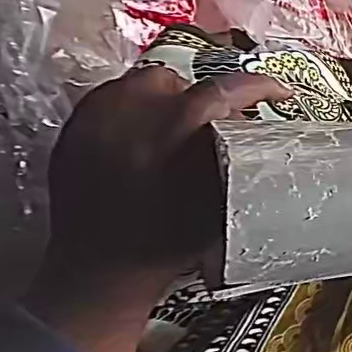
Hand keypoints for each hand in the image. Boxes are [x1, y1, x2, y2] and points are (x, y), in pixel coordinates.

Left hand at [26, 65, 291, 351]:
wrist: (102, 272)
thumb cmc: (168, 243)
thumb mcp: (218, 201)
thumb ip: (234, 155)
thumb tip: (248, 124)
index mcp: (174, 130)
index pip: (225, 89)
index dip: (259, 86)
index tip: (278, 93)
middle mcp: (131, 112)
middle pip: (176, 79)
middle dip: (198, 96)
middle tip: (210, 123)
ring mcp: (95, 117)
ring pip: (139, 83)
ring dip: (162, 99)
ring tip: (170, 128)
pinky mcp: (72, 128)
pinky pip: (108, 98)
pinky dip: (129, 108)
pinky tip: (138, 135)